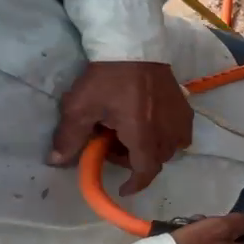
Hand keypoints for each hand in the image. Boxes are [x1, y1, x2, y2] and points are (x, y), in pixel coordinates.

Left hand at [49, 61, 193, 195]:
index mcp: (143, 135)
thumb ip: (70, 137)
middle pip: (157, 159)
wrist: (135, 53)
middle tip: (111, 147)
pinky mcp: (186, 112)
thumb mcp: (79, 109)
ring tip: (132, 135)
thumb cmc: (106, 82)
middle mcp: (168, 133)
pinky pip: (181, 135)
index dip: (136, 184)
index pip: (146, 169)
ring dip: (152, 149)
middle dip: (135, 161)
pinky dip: (166, 138)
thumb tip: (57, 162)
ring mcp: (181, 122)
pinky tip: (151, 124)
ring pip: (171, 148)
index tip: (123, 190)